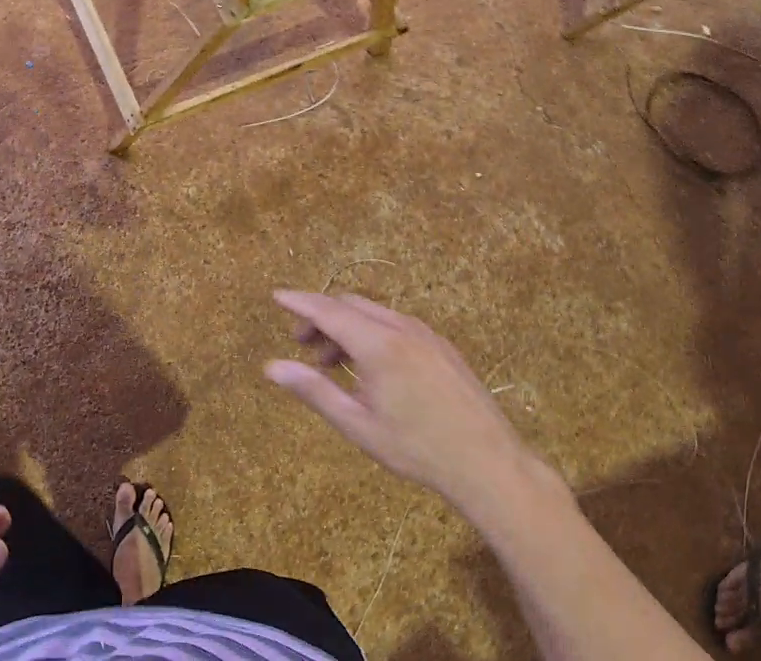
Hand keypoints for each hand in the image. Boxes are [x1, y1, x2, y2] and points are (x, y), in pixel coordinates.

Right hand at [265, 290, 532, 510]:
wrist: (489, 464)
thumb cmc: (416, 448)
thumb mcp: (357, 424)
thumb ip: (313, 390)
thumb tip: (271, 367)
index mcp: (379, 345)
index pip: (328, 311)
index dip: (299, 302)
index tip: (276, 296)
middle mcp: (402, 329)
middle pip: (350, 305)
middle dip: (320, 317)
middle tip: (301, 345)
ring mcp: (427, 336)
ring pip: (374, 314)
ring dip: (346, 327)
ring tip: (331, 364)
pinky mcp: (443, 348)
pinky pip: (396, 325)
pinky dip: (371, 333)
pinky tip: (370, 369)